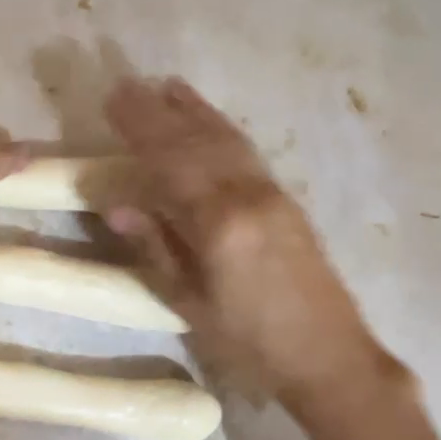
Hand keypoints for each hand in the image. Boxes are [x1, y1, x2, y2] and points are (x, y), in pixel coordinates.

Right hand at [102, 77, 401, 398]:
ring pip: (227, 140)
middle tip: (126, 84)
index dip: (140, 129)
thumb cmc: (250, 342)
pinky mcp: (287, 201)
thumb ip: (157, 250)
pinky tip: (209, 121)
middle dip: (159, 112)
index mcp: (219, 224)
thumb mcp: (191, 305)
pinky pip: (247, 153)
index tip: (112, 100)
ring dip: (194, 111)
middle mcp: (248, 196)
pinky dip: (223, 129)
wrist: (328, 355)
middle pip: (196, 142)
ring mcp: (272, 194)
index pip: (170, 163)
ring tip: (166, 86)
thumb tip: (119, 205)